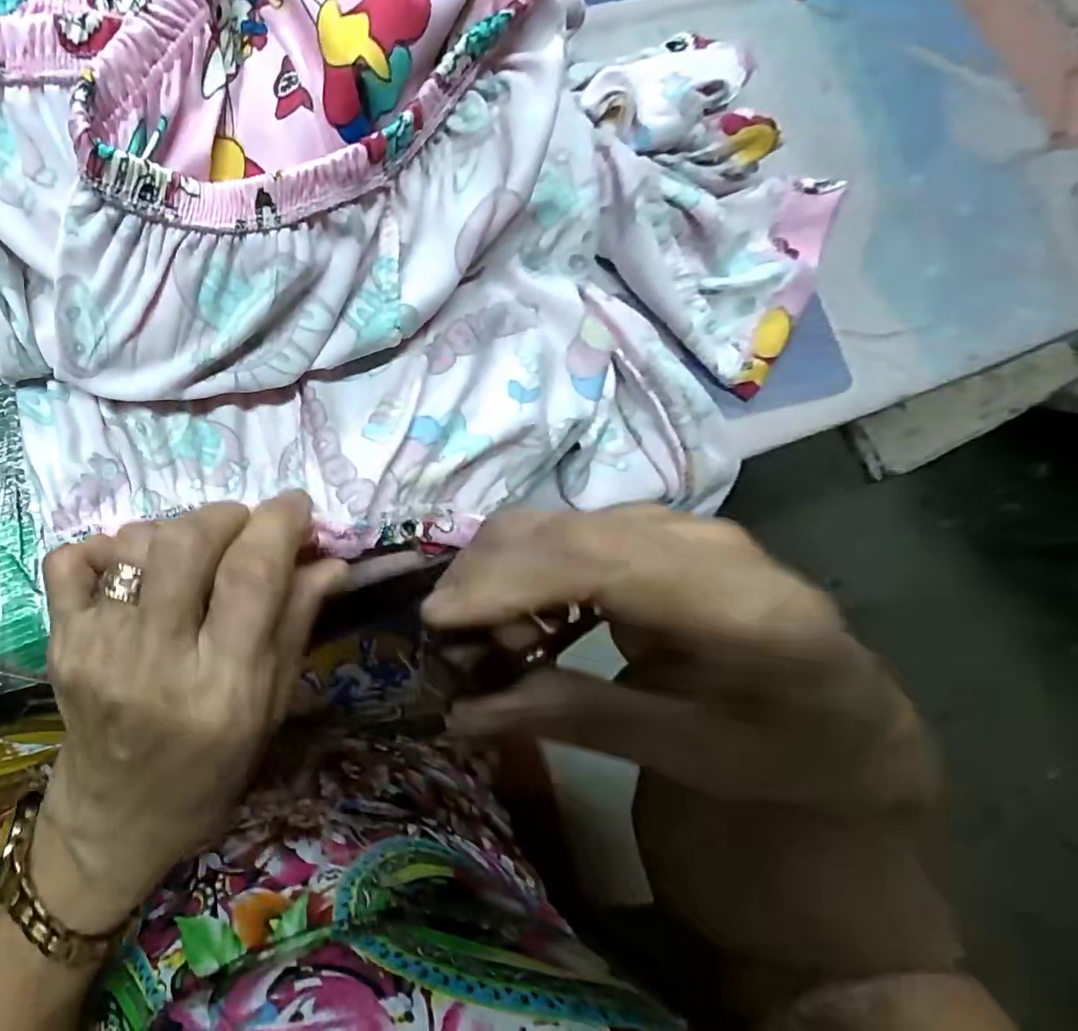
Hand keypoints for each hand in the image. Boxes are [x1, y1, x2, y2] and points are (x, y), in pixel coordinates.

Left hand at [34, 494, 346, 932]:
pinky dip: (100, 549)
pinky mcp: (59, 641)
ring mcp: (98, 648)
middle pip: (186, 542)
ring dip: (169, 533)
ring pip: (132, 542)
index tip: (293, 506)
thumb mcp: (267, 712)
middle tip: (239, 530)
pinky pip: (69, 559)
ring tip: (185, 560)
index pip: (252, 575)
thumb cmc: (207, 772)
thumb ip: (294, 627)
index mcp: (222, 688)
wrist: (117, 812)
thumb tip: (328, 559)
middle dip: (224, 517)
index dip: (279, 523)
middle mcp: (156, 661)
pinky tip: (125, 573)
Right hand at [421, 506, 959, 1018]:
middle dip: (480, 584)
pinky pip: (547, 531)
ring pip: (539, 524)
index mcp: (747, 607)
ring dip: (488, 576)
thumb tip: (459, 714)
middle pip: (556, 534)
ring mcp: (668, 525)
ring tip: (492, 642)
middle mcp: (705, 544)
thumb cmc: (776, 749)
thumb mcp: (682, 750)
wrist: (837, 716)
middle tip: (454, 650)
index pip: (603, 563)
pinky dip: (508, 570)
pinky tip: (518, 618)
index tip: (437, 621)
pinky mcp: (637, 526)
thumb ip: (572, 718)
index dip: (508, 583)